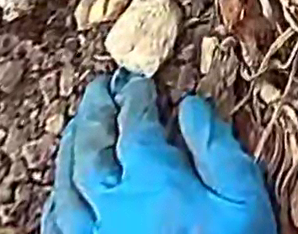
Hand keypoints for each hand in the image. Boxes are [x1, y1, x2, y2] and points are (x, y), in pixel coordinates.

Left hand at [43, 73, 276, 233]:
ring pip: (64, 189)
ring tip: (74, 127)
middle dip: (92, 115)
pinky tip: (62, 190)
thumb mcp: (242, 190)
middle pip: (89, 153)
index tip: (139, 79)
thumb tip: (190, 104)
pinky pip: (55, 228)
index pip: (134, 128)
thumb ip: (214, 145)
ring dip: (68, 152)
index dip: (135, 99)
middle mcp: (110, 208)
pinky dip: (57, 198)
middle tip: (96, 88)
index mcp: (152, 181)